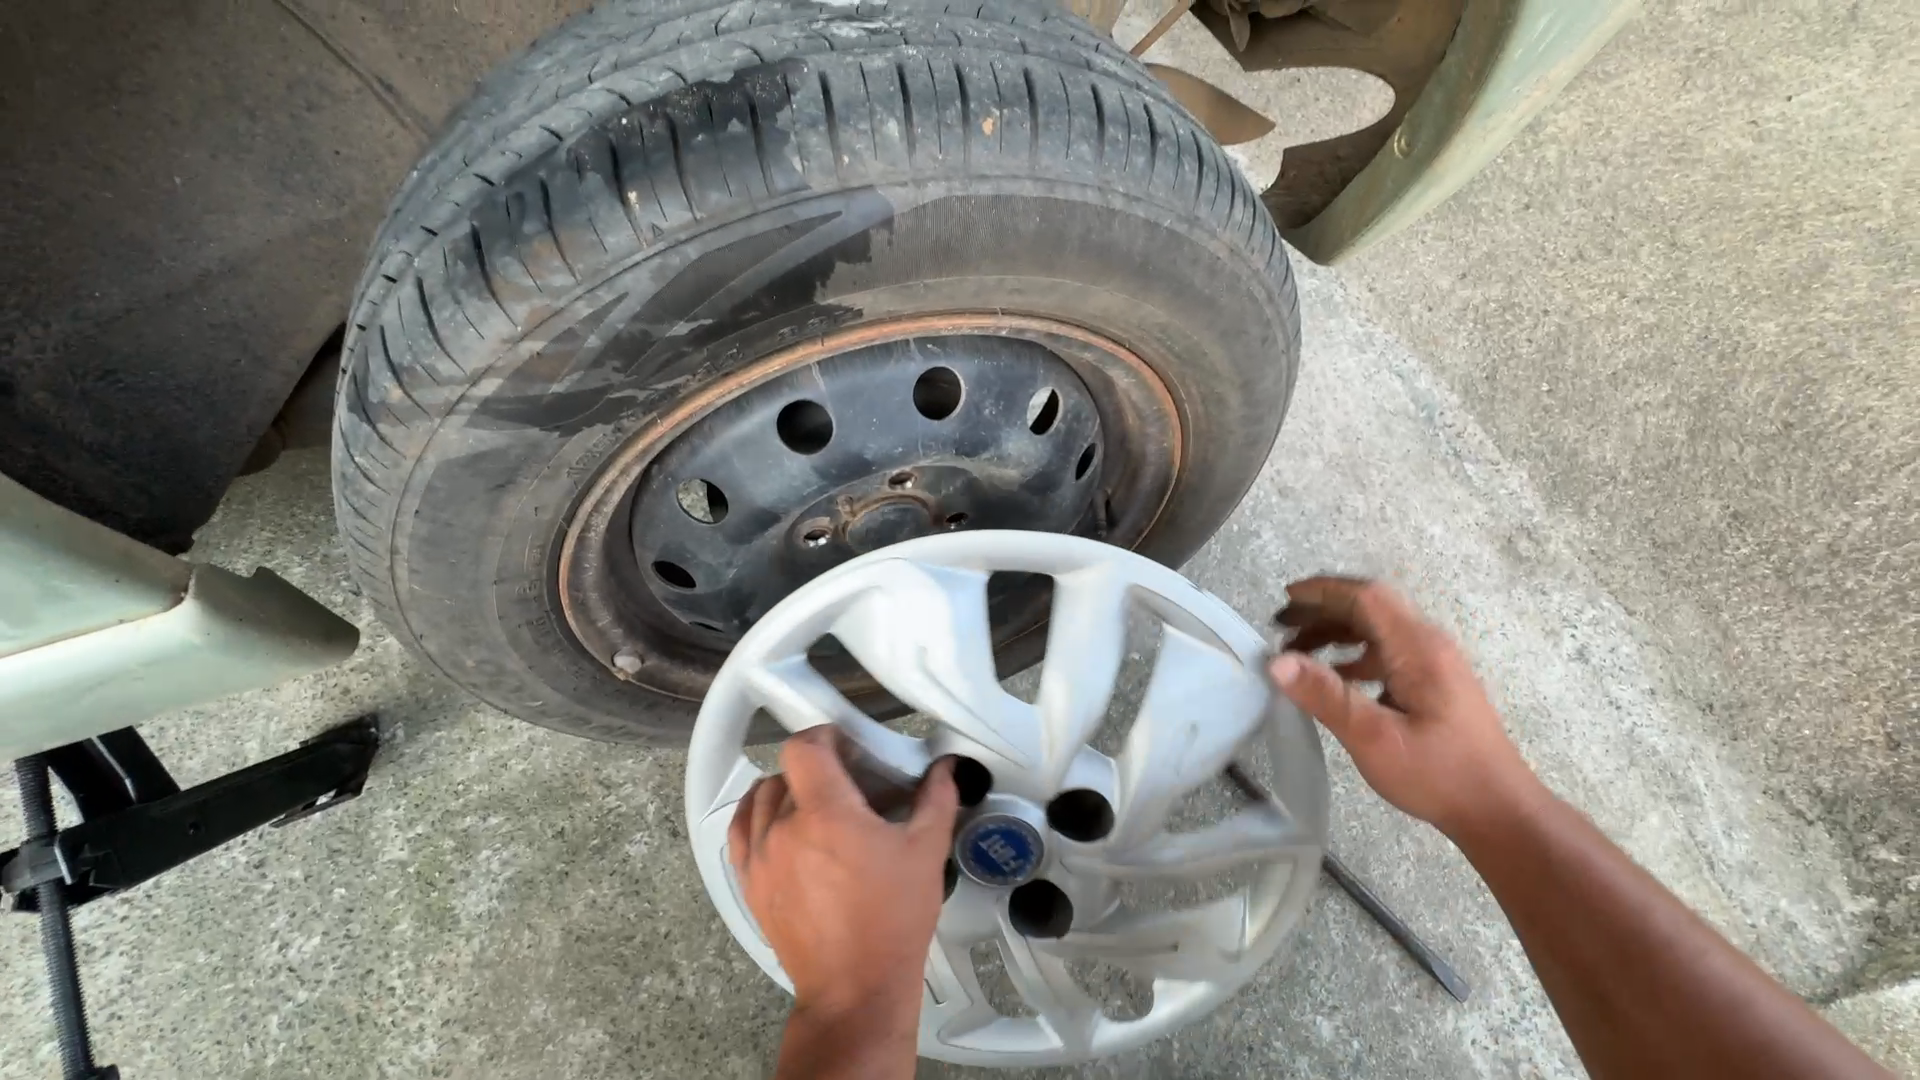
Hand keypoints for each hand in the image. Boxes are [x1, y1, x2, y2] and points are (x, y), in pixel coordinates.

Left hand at [729, 727, 958, 1022]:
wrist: (855, 988)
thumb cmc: (891, 923)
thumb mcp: (926, 852)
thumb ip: (936, 799)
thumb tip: (945, 769)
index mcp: (827, 814)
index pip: (804, 747)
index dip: (825, 736)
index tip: (846, 746)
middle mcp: (784, 831)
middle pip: (788, 771)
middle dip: (818, 767)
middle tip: (846, 780)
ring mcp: (761, 859)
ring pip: (760, 797)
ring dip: (787, 788)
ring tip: (816, 801)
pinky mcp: (750, 884)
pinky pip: (740, 830)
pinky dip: (757, 816)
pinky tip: (780, 823)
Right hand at [1269, 576, 1542, 837]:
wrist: (1500, 811)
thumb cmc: (1438, 773)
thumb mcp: (1373, 736)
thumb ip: (1325, 695)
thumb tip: (1276, 662)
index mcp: (1417, 648)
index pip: (1366, 596)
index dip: (1323, 591)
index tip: (1284, 597)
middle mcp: (1428, 645)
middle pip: (1370, 607)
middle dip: (1322, 609)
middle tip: (1280, 625)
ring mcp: (1434, 663)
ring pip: (1377, 629)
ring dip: (1335, 632)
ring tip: (1297, 650)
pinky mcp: (1434, 683)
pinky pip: (1385, 651)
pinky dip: (1351, 654)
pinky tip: (1333, 676)